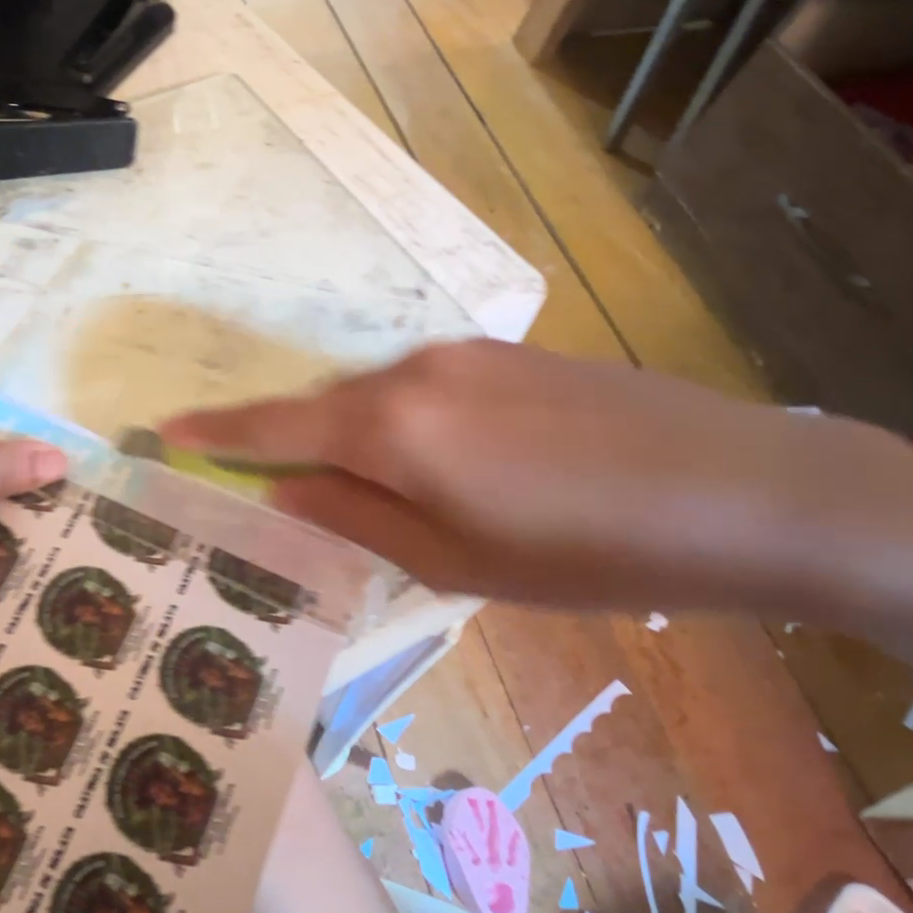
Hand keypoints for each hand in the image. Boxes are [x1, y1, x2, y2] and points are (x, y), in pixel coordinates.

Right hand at [159, 339, 912, 615]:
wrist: (746, 490)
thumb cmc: (582, 551)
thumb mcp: (451, 560)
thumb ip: (351, 516)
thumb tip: (281, 489)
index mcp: (389, 428)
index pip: (274, 427)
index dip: (216, 431)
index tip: (166, 428)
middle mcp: (412, 371)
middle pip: (322, 408)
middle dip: (291, 445)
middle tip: (283, 491)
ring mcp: (464, 353)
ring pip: (375, 396)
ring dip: (356, 438)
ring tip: (384, 493)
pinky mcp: (509, 353)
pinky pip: (423, 385)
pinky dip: (404, 422)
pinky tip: (450, 463)